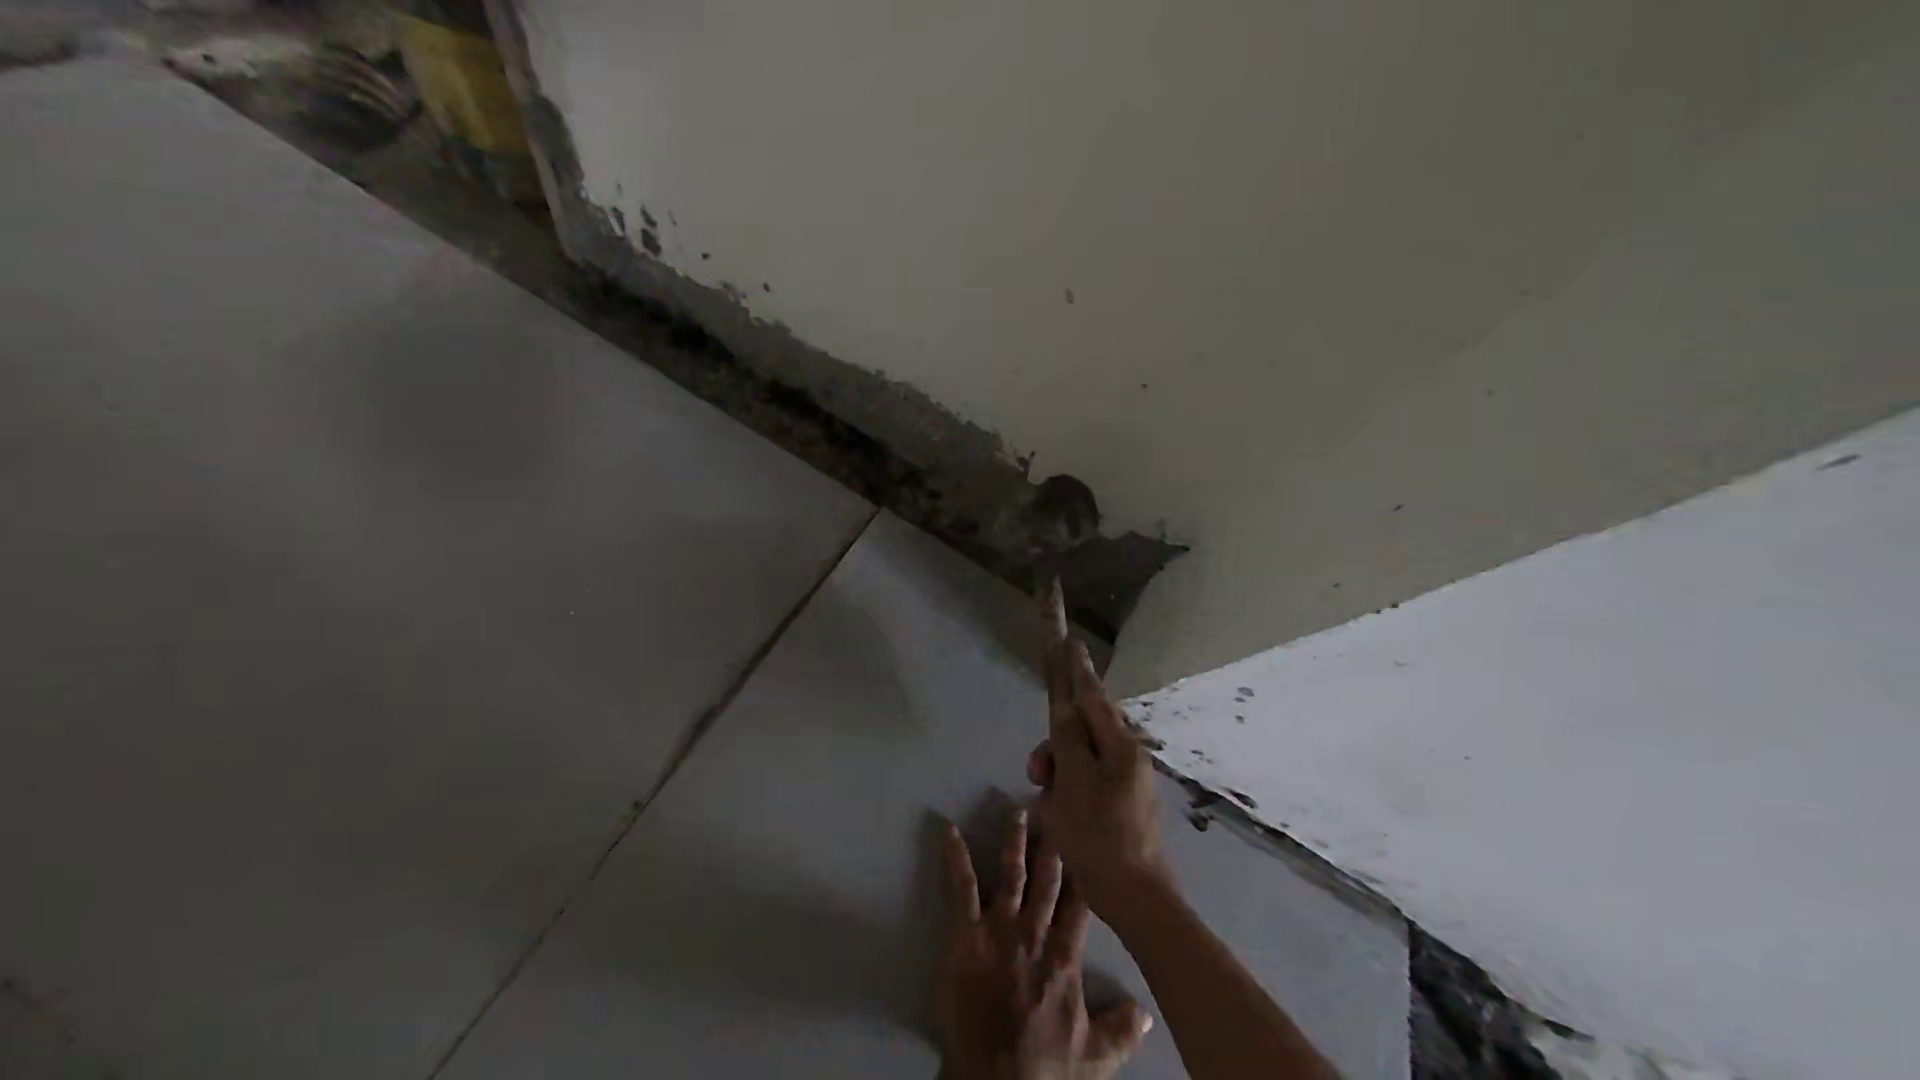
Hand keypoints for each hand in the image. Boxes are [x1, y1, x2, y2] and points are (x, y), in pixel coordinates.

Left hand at [937, 811, 1152, 1079]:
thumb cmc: (1043, 1066)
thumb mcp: (1094, 1057)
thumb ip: (1121, 1031)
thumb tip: (1146, 1011)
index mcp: (1064, 956)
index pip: (1080, 904)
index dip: (1083, 872)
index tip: (1088, 844)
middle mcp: (1034, 933)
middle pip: (1048, 880)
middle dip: (1054, 845)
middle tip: (1057, 811)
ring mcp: (999, 930)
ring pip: (1011, 875)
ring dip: (1015, 842)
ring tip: (1020, 812)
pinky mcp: (966, 935)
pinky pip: (962, 889)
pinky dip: (956, 858)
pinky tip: (950, 832)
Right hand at [1028, 583, 1170, 918]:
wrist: (1136, 898)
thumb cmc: (1099, 837)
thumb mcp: (1073, 783)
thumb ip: (1067, 741)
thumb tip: (1067, 709)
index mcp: (1120, 746)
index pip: (1091, 695)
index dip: (1077, 668)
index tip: (1072, 640)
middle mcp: (1129, 755)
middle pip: (1083, 729)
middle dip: (1056, 746)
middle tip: (1037, 774)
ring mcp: (1129, 779)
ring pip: (1083, 757)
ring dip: (1060, 772)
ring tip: (1049, 807)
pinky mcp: (1124, 801)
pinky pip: (1090, 780)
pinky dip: (1071, 790)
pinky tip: (1061, 816)